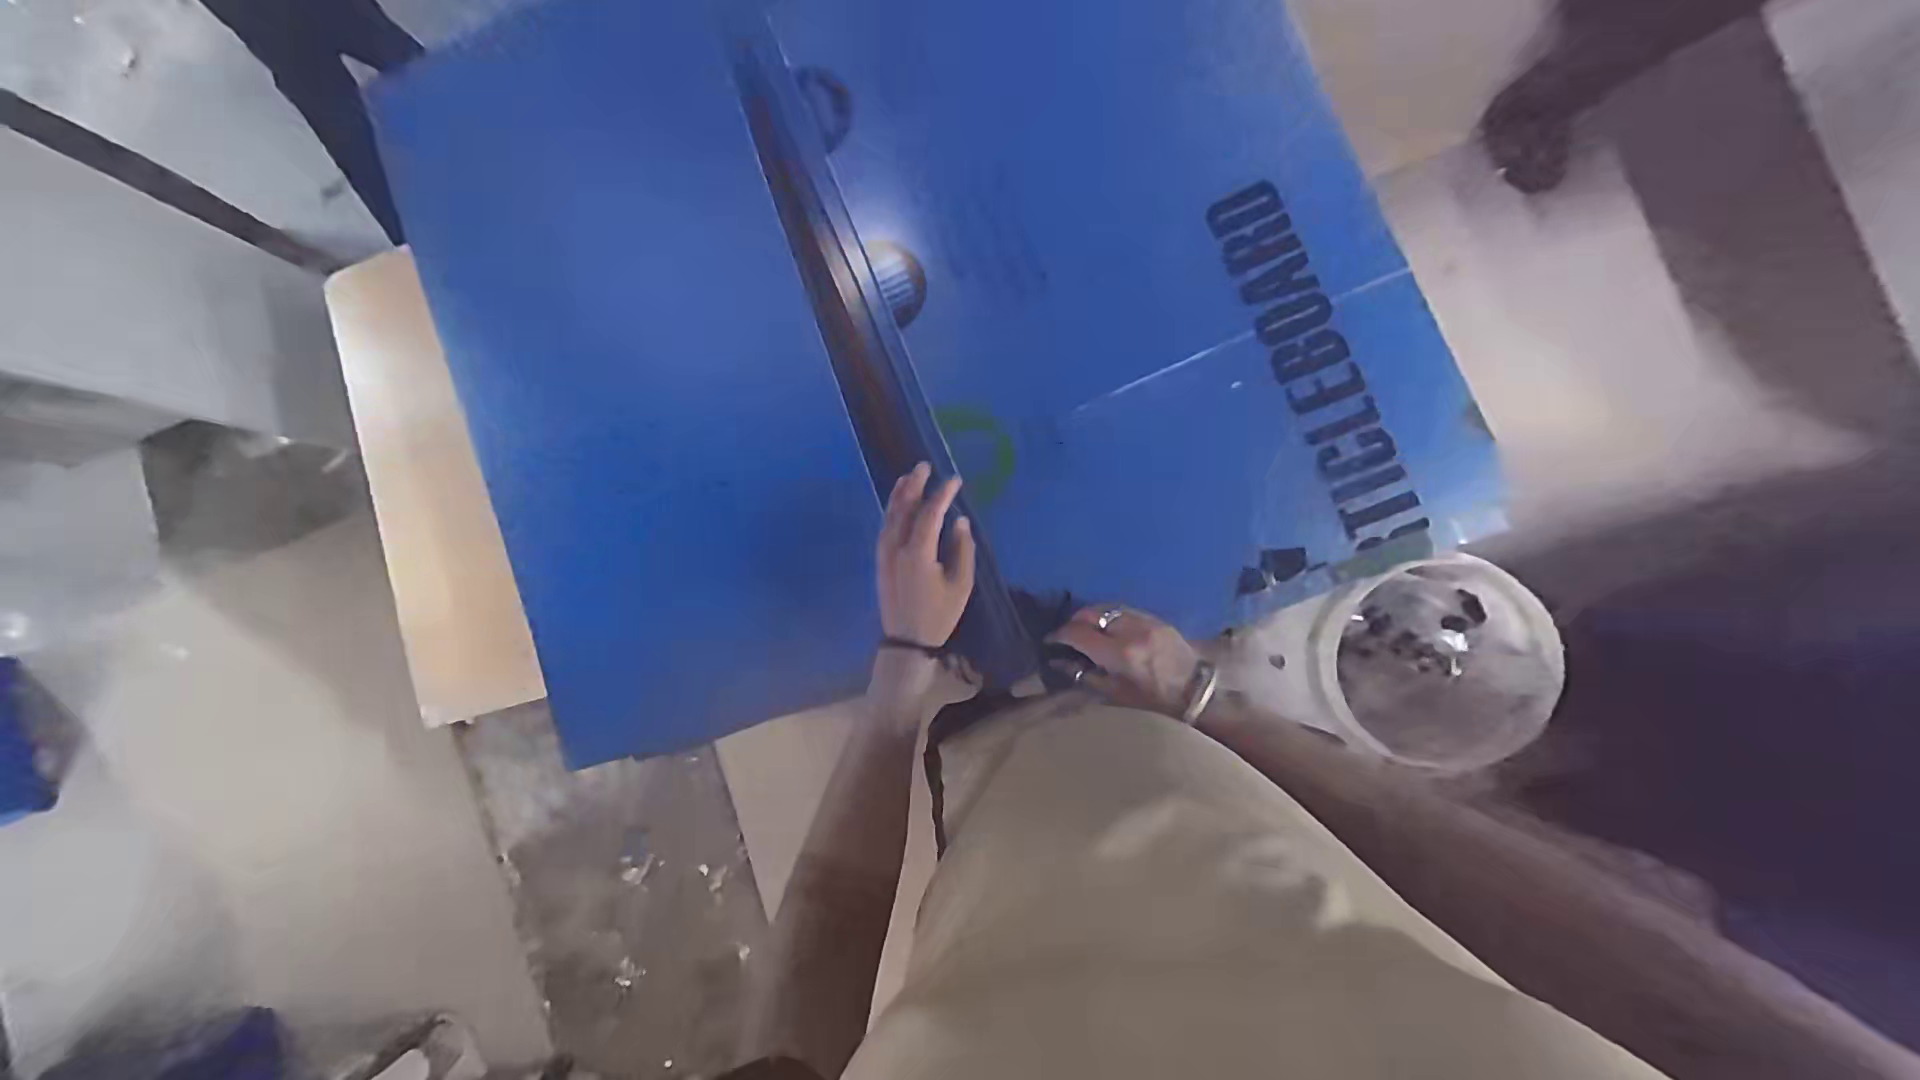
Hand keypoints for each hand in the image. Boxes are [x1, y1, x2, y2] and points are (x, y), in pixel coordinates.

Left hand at [877, 462, 975, 647]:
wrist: (906, 641)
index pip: (930, 513)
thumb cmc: (938, 615)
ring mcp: (884, 553)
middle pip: (904, 508)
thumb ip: (962, 549)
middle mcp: (896, 547)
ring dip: (899, 494)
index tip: (954, 480)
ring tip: (909, 477)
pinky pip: (884, 526)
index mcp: (918, 553)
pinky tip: (898, 504)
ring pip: (890, 515)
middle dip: (914, 485)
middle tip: (924, 466)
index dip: (942, 494)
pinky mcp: (880, 560)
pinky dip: (892, 510)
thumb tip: (959, 521)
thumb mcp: (960, 585)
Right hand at [1048, 604, 1202, 717]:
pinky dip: (1112, 616)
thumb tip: (1058, 661)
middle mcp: (1132, 632)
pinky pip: (1126, 610)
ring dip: (1093, 615)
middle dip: (1075, 621)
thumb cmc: (1153, 704)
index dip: (1060, 635)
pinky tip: (1108, 627)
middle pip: (1092, 613)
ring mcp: (1147, 622)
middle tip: (1067, 634)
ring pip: (1109, 608)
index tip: (1050, 641)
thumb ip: (1084, 675)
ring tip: (1086, 628)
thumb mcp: (1115, 695)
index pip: (1079, 634)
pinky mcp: (1158, 620)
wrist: (1197, 697)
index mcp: (1120, 654)